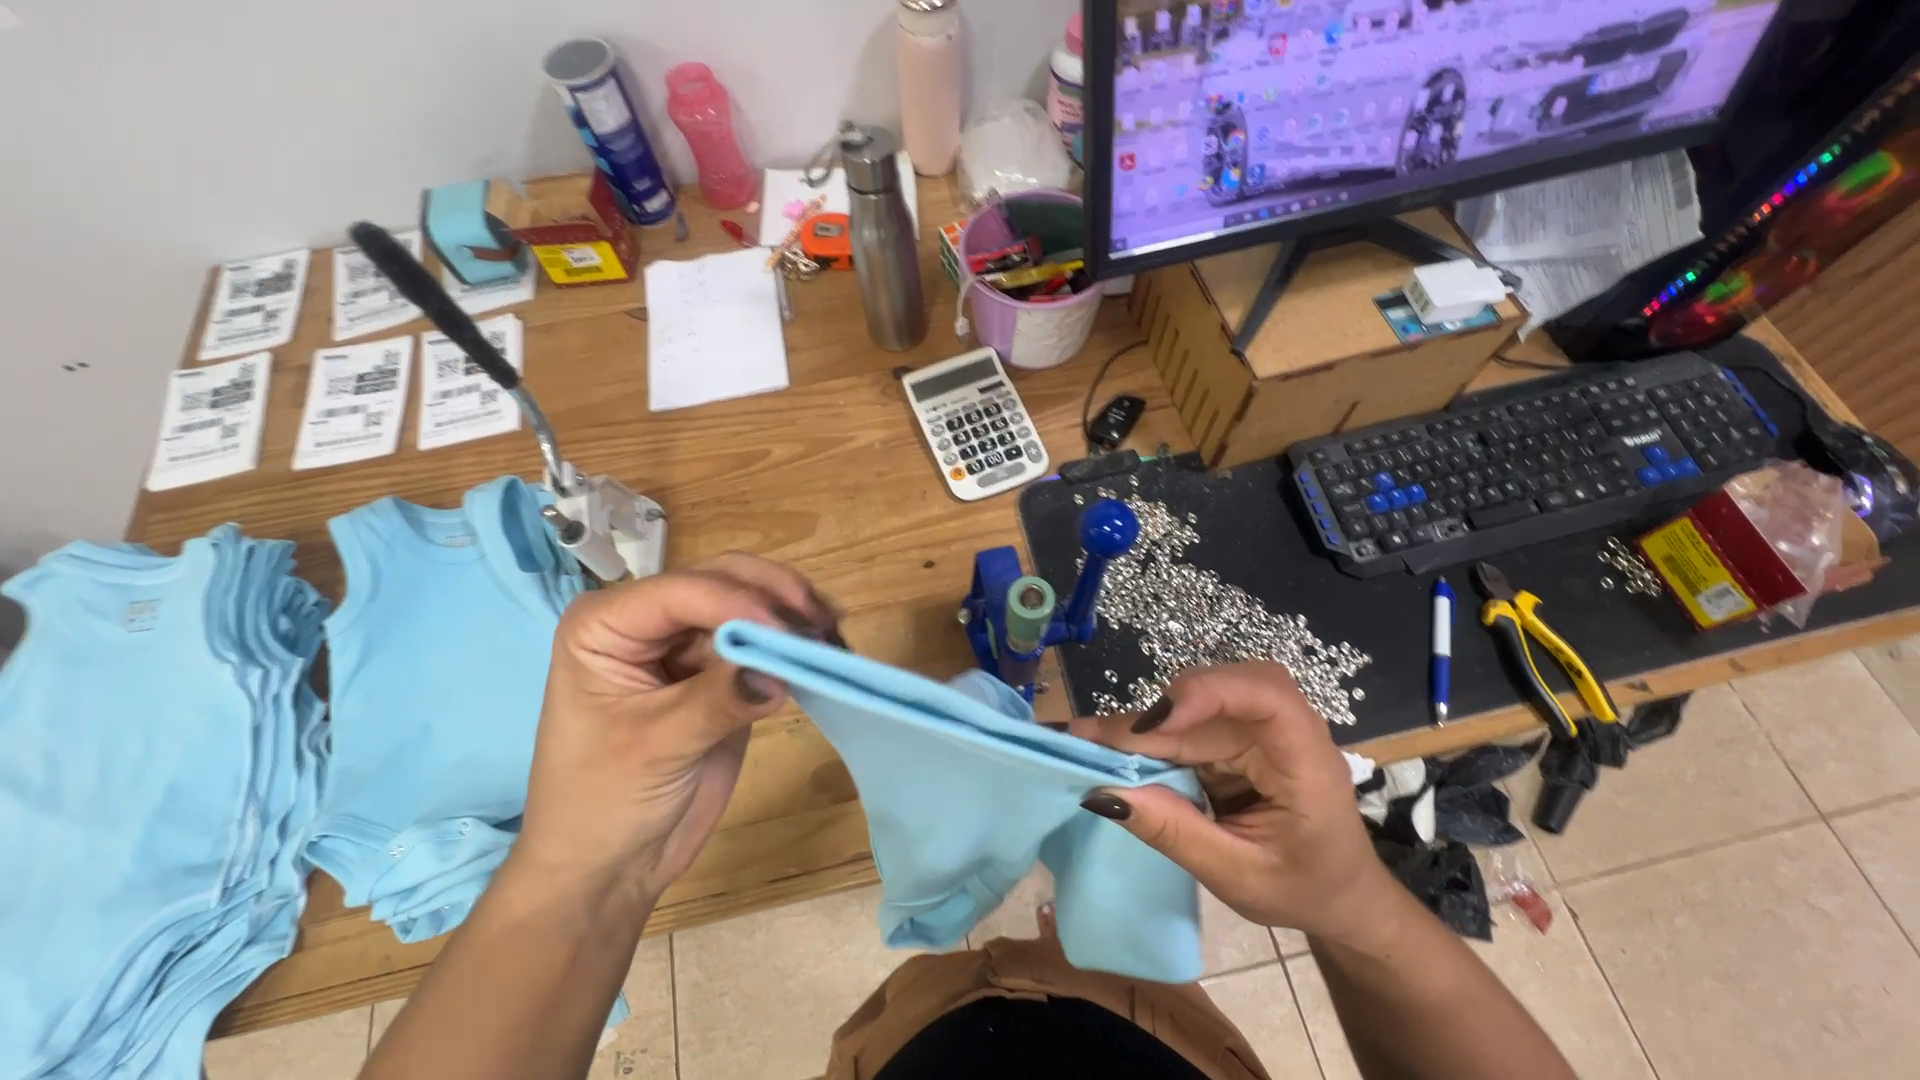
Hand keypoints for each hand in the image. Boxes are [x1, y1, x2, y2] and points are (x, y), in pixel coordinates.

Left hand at [515, 553, 840, 902]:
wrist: (609, 868)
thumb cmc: (603, 803)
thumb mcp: (656, 746)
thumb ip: (717, 699)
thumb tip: (780, 669)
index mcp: (605, 625)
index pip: (682, 591)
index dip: (737, 603)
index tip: (789, 632)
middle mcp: (646, 622)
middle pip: (721, 582)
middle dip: (773, 597)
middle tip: (821, 624)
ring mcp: (686, 646)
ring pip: (749, 605)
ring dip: (792, 616)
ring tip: (832, 635)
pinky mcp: (720, 674)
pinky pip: (763, 645)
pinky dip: (794, 647)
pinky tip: (826, 651)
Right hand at [1068, 662, 1397, 944]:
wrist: (1343, 894)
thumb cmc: (1305, 889)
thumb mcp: (1239, 877)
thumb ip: (1176, 834)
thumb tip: (1103, 795)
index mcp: (1307, 763)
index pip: (1267, 695)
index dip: (1208, 692)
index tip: (1156, 724)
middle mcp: (1285, 732)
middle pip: (1216, 697)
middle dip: (1151, 719)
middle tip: (1086, 739)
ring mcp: (1261, 732)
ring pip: (1196, 707)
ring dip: (1145, 726)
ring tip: (1091, 743)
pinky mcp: (1239, 739)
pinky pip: (1190, 727)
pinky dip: (1152, 739)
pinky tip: (1117, 751)